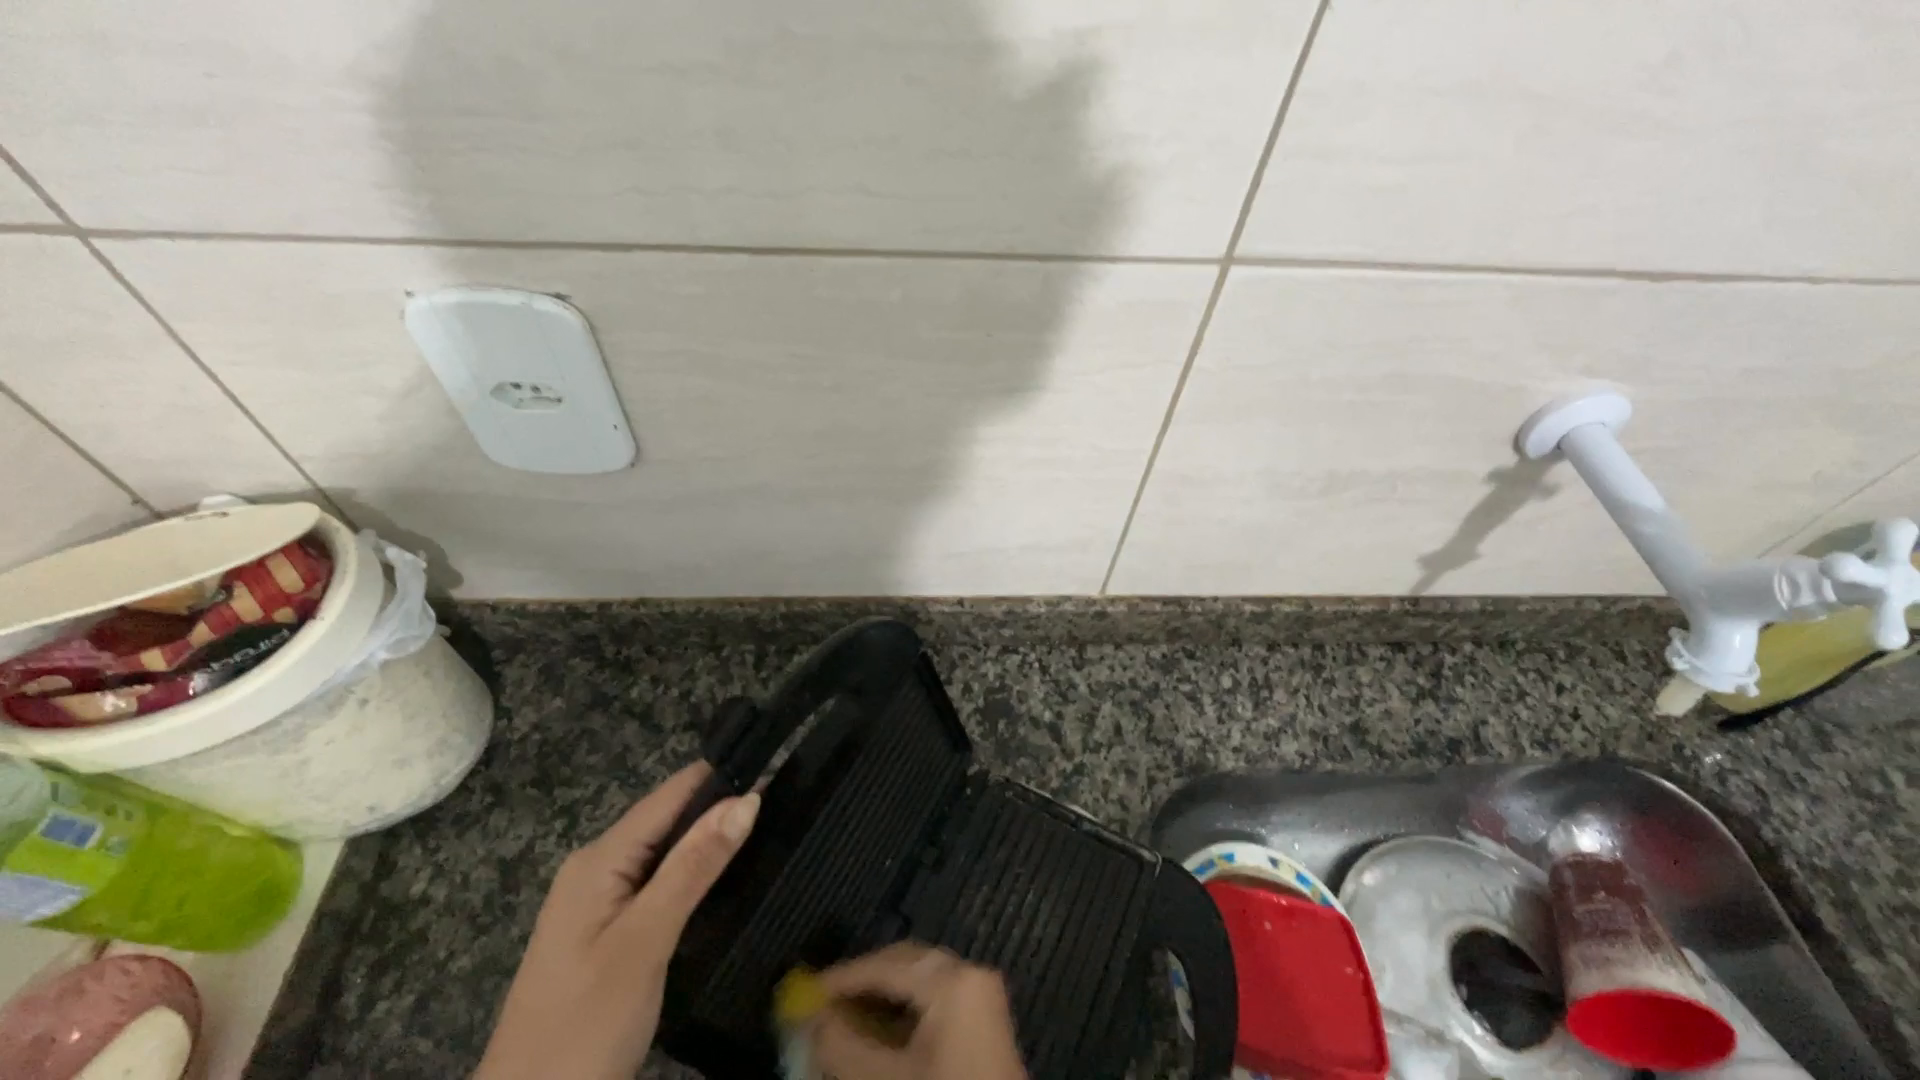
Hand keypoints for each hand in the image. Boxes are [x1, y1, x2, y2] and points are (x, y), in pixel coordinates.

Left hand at [474, 764, 759, 1079]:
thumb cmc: (586, 1023)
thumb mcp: (646, 941)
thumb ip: (693, 868)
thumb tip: (746, 800)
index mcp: (600, 860)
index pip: (670, 796)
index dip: (722, 781)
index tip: (780, 771)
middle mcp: (596, 869)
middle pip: (669, 821)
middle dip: (720, 812)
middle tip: (787, 811)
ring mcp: (599, 903)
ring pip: (666, 855)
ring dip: (711, 846)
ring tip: (773, 838)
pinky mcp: (608, 933)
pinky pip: (659, 886)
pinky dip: (694, 880)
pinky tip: (728, 886)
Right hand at [812, 943, 1026, 1079]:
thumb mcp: (889, 1078)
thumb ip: (845, 1048)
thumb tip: (812, 1022)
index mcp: (951, 981)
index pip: (885, 965)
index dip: (841, 979)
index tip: (805, 993)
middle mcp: (969, 973)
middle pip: (904, 963)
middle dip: (861, 982)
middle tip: (823, 1004)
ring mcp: (980, 993)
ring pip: (918, 979)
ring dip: (880, 995)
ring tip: (844, 1018)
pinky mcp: (982, 1016)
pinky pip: (934, 996)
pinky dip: (903, 1008)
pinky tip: (877, 1032)